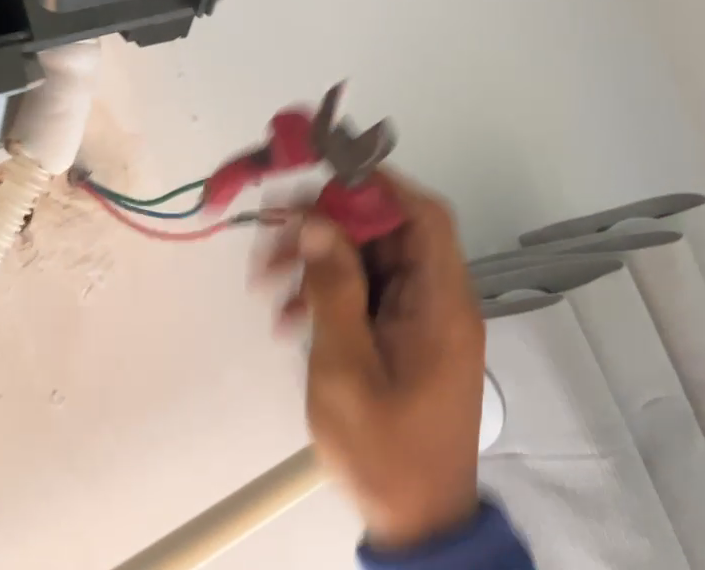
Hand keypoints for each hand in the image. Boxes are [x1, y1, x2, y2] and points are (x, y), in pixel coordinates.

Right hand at [257, 170, 485, 550]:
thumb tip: (317, 222)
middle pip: (383, 232)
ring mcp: (417, 320)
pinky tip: (287, 319)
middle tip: (270, 236)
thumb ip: (333, 290)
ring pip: (365, 259)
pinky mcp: (400, 338)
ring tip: (265, 284)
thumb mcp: (346, 369)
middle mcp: (435, 301)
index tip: (315, 181)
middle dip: (322, 226)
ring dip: (313, 261)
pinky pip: (361, 292)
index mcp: (439, 304)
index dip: (373, 185)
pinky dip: (322, 293)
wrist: (416, 523)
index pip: (421, 216)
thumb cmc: (384, 451)